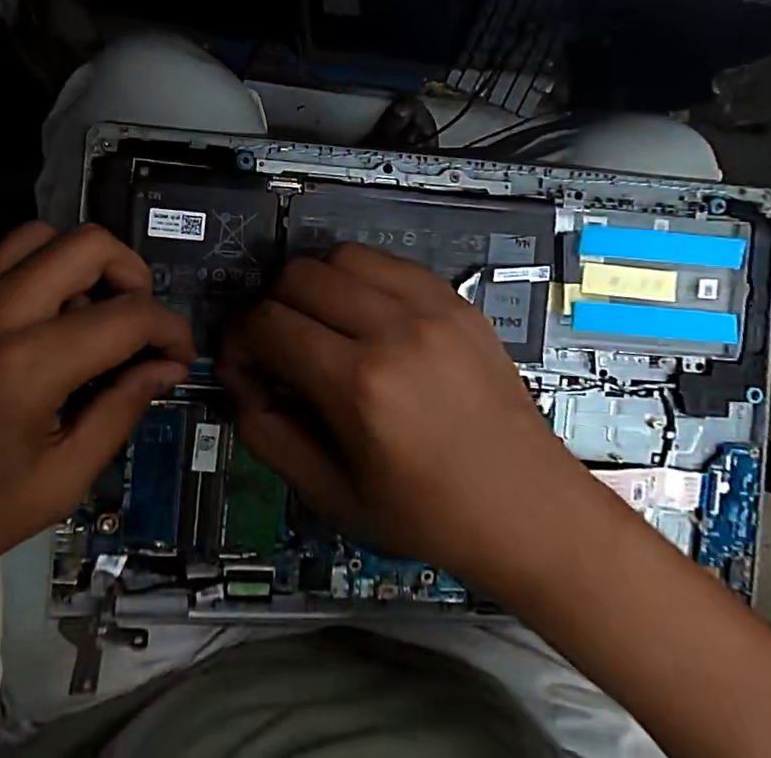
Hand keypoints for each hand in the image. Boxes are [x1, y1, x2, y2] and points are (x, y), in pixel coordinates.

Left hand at [0, 222, 195, 600]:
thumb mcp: (59, 482)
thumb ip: (119, 412)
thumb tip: (165, 368)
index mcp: (28, 366)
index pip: (126, 315)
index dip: (170, 329)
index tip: (180, 356)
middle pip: (85, 243)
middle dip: (133, 273)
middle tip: (142, 325)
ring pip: (41, 235)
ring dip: (83, 262)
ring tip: (95, 316)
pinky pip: (5, 257)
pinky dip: (43, 268)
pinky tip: (50, 322)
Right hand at [218, 243, 608, 590]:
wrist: (531, 512)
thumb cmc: (427, 513)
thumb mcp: (330, 495)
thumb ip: (266, 434)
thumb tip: (240, 381)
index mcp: (359, 386)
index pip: (266, 322)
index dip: (239, 339)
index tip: (245, 364)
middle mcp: (395, 332)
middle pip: (296, 276)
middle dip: (270, 307)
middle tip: (279, 346)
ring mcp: (432, 310)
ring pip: (338, 256)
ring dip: (313, 286)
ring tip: (320, 325)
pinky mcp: (456, 303)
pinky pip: (385, 262)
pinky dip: (358, 279)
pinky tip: (363, 317)